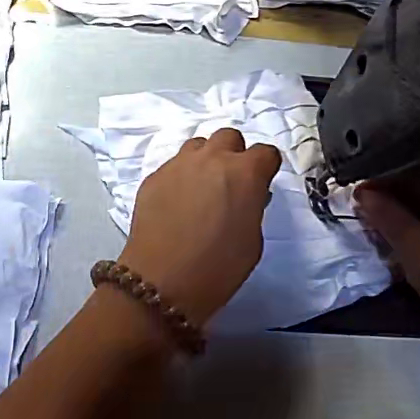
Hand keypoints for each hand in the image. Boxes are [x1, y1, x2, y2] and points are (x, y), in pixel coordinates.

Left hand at [118, 128, 281, 326]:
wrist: (162, 281)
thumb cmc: (218, 268)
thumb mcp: (253, 240)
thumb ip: (252, 207)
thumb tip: (246, 197)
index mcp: (245, 173)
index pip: (266, 152)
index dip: (266, 167)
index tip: (262, 183)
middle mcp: (212, 159)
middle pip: (229, 137)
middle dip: (235, 154)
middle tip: (231, 182)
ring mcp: (178, 164)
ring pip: (198, 145)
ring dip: (206, 159)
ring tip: (203, 188)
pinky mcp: (153, 177)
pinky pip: (173, 166)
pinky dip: (181, 177)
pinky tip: (178, 203)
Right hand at [354, 183, 419, 340]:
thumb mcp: (419, 253)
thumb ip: (390, 219)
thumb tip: (362, 193)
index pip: (411, 176)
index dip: (379, 185)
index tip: (352, 198)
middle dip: (389, 202)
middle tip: (360, 216)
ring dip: (402, 219)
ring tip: (376, 230)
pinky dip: (418, 231)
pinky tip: (402, 245)